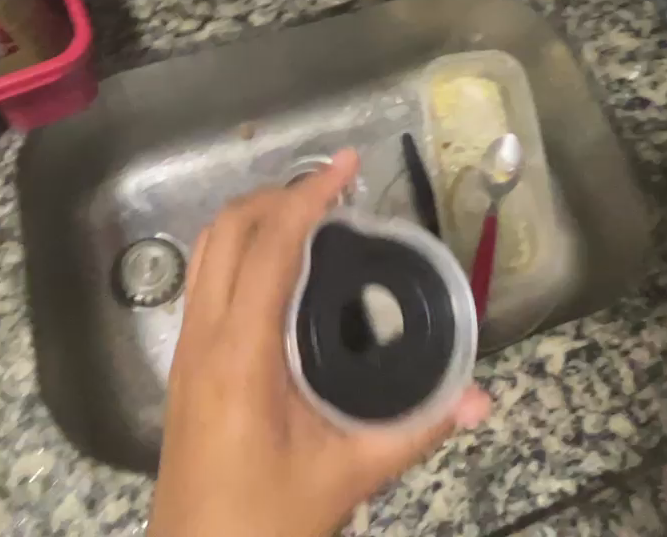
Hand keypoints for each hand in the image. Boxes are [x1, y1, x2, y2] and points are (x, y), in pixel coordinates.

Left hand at [149, 149, 490, 536]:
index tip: (347, 164)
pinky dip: (240, 246)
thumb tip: (482, 399)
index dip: (308, 195)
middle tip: (334, 190)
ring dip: (254, 215)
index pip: (271, 246)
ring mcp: (186, 346)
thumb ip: (416, 429)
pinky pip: (206, 276)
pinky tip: (280, 265)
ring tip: (309, 213)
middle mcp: (204, 335)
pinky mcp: (184, 360)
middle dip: (279, 194)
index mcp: (241, 353)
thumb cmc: (266, 522)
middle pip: (228, 229)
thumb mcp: (347, 475)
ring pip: (208, 248)